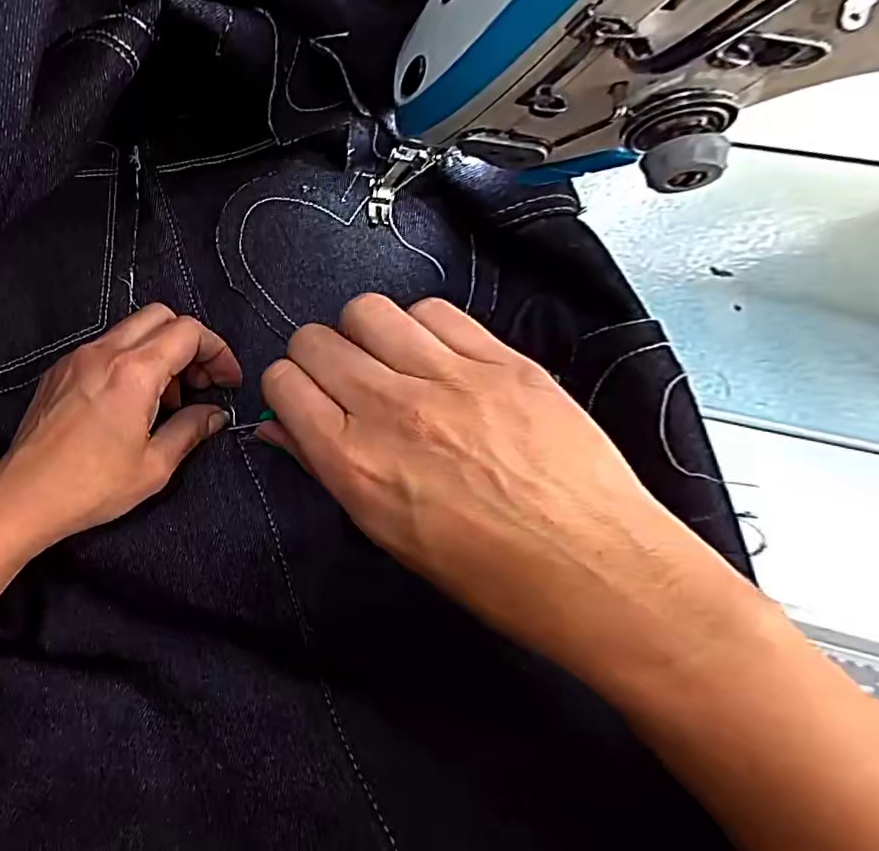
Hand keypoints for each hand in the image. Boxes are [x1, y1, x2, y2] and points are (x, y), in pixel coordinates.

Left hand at [0, 303, 240, 552]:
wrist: (23, 496)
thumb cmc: (90, 486)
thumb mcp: (154, 465)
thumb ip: (191, 430)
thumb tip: (214, 414)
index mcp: (133, 370)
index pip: (188, 332)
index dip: (217, 351)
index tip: (227, 380)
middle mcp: (104, 351)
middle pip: (162, 316)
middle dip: (189, 343)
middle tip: (199, 383)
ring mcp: (77, 357)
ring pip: (132, 329)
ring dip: (159, 352)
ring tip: (165, 401)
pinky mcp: (59, 370)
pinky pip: (105, 347)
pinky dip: (129, 360)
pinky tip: (129, 403)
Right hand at [256, 294, 733, 673]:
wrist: (597, 570)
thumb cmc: (487, 569)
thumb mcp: (383, 530)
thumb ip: (322, 465)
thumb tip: (281, 426)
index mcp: (354, 462)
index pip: (283, 381)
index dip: (286, 385)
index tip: (302, 395)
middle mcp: (391, 411)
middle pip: (313, 339)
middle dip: (315, 355)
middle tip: (341, 377)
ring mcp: (448, 378)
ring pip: (364, 310)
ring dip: (363, 332)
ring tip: (387, 359)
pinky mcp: (500, 360)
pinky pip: (433, 310)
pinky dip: (421, 326)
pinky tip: (437, 355)